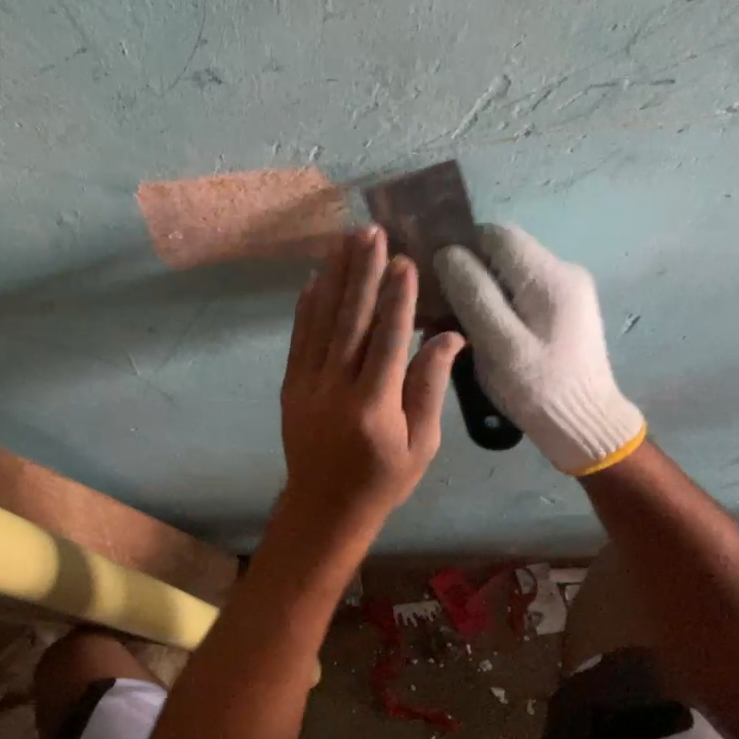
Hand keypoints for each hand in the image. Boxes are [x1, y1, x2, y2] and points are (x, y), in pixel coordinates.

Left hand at [280, 225, 463, 522]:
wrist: (323, 506)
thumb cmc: (383, 478)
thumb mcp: (422, 442)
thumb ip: (429, 386)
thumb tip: (448, 336)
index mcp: (373, 406)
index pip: (386, 340)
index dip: (396, 298)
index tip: (404, 259)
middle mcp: (334, 388)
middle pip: (349, 320)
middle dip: (361, 272)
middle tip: (371, 232)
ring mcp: (306, 383)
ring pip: (319, 320)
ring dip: (333, 277)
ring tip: (343, 240)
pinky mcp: (290, 383)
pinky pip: (298, 337)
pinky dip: (306, 305)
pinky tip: (315, 277)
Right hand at [433, 224, 644, 476]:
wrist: (585, 426)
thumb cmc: (537, 386)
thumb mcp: (496, 342)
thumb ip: (472, 292)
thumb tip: (448, 253)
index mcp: (548, 276)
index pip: (495, 233)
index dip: (462, 249)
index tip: (440, 282)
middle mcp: (563, 272)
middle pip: (501, 252)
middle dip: (469, 273)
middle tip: (446, 311)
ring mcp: (567, 291)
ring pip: (508, 272)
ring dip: (481, 292)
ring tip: (463, 328)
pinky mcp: (564, 309)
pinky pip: (520, 291)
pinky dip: (497, 305)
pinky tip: (487, 336)